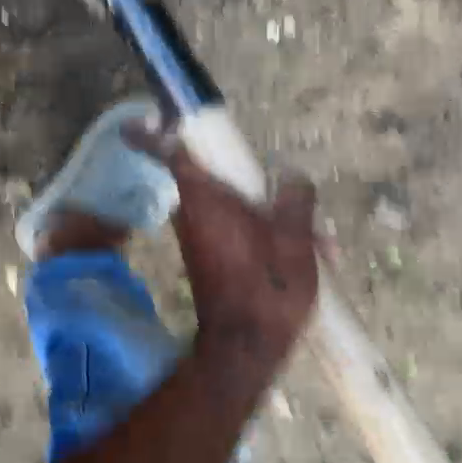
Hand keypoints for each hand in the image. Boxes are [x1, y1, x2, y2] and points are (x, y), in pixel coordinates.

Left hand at [137, 127, 320, 363]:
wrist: (245, 343)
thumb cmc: (267, 285)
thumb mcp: (295, 240)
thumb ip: (293, 201)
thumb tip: (291, 175)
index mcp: (202, 196)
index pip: (167, 152)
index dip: (151, 134)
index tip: (139, 120)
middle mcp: (191, 209)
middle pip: (214, 178)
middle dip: (256, 187)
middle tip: (299, 207)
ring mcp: (198, 232)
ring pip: (233, 206)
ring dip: (272, 218)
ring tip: (322, 246)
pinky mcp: (209, 252)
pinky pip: (236, 229)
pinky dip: (266, 236)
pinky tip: (309, 258)